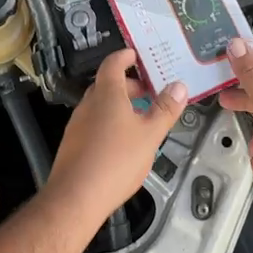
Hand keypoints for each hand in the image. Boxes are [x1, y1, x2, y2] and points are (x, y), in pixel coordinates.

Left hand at [44, 49, 186, 226]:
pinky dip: (108, 122)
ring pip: (100, 105)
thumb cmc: (116, 160)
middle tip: (149, 91)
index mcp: (106, 94)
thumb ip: (165, 109)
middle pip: (107, 84)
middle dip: (128, 85)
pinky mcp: (73, 144)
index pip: (113, 64)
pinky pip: (93, 123)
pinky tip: (121, 142)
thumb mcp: (150, 134)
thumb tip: (179, 86)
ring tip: (140, 119)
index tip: (136, 55)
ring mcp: (77, 124)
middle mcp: (88, 104)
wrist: (76, 197)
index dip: (125, 56)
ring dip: (119, 105)